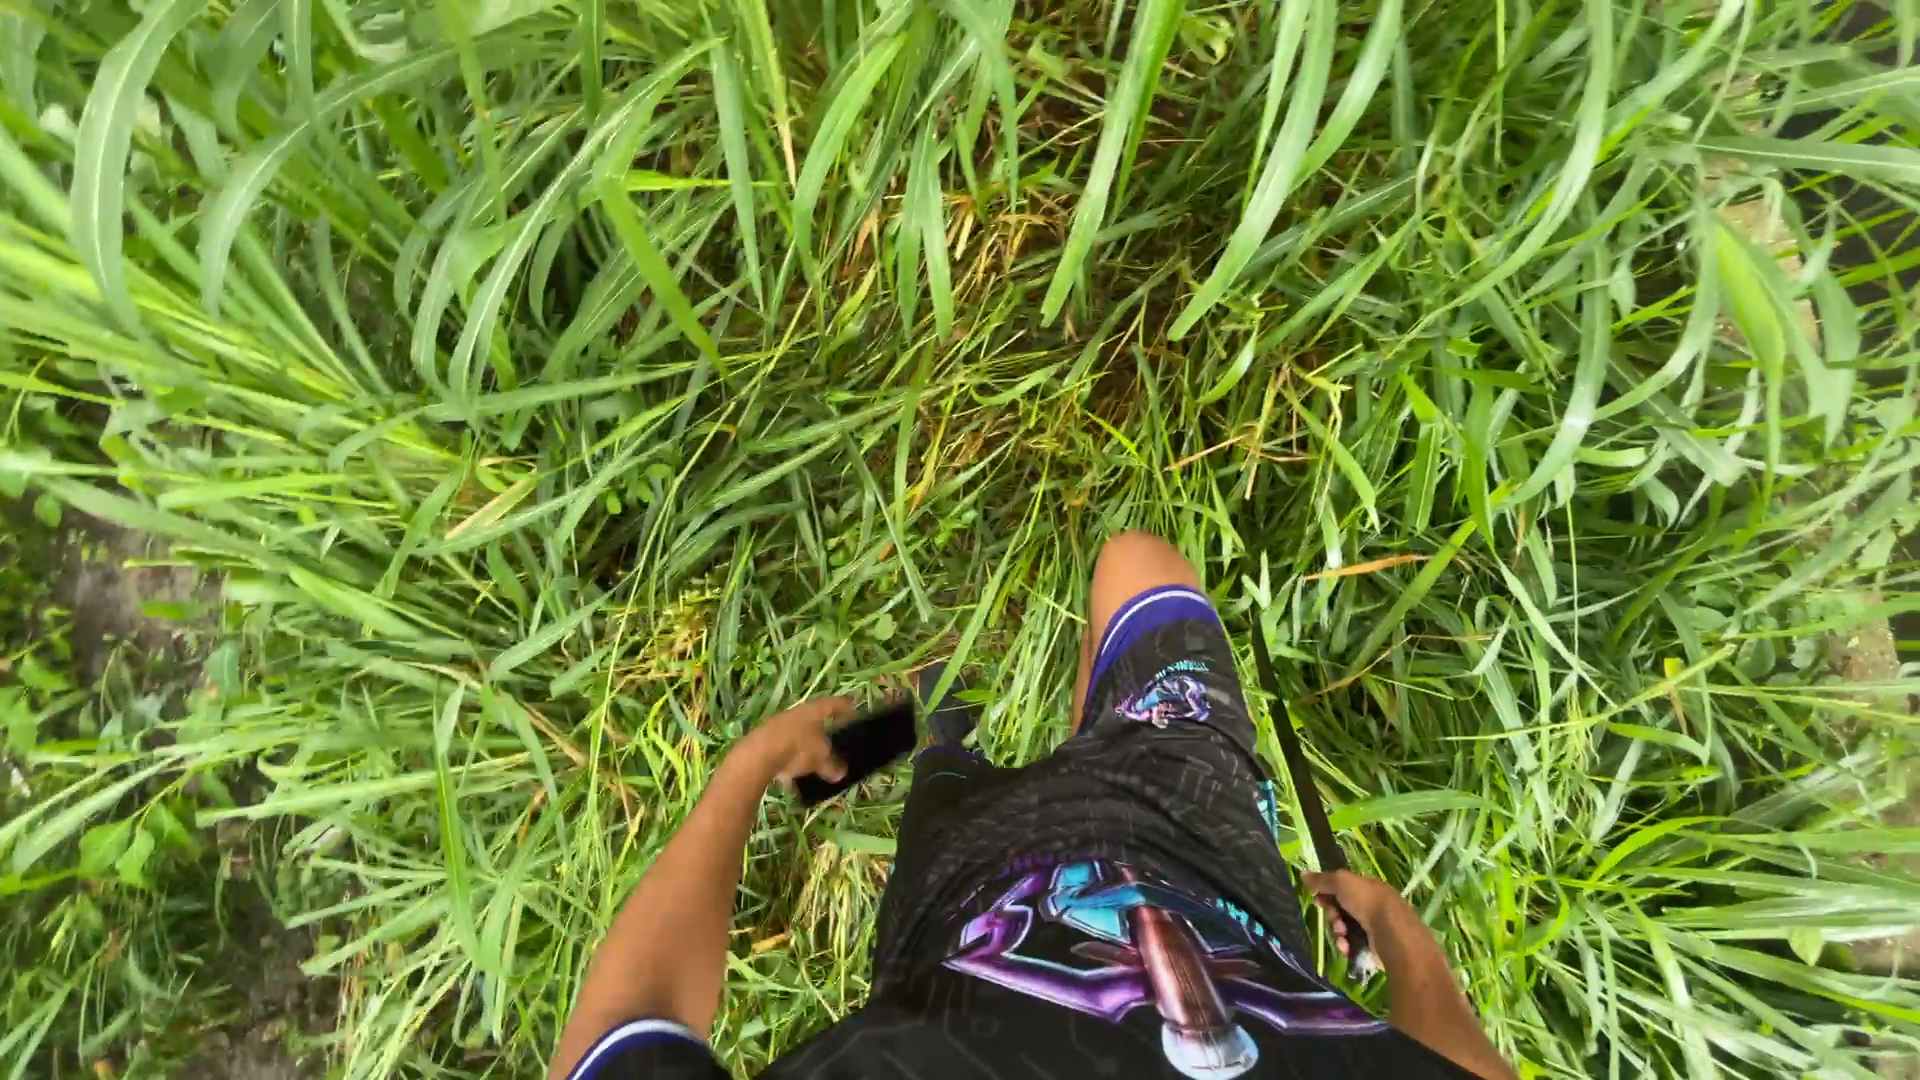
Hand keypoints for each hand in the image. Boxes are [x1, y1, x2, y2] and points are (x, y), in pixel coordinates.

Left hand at [737, 696, 850, 785]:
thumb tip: (841, 773)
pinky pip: (784, 750)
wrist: (756, 756)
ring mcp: (778, 726)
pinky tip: (791, 777)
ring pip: (798, 735)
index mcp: (813, 711)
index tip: (854, 710)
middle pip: (814, 719)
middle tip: (834, 740)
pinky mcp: (764, 741)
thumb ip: (832, 765)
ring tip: (813, 762)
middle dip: (824, 730)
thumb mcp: (821, 758)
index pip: (834, 704)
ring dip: (806, 747)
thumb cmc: (797, 748)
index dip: (845, 707)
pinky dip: (790, 760)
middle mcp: (796, 714)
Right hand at [1300, 869, 1417, 958]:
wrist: (1393, 935)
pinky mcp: (1375, 948)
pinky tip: (1347, 947)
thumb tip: (1303, 874)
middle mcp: (1373, 907)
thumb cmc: (1368, 902)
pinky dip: (1346, 945)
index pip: (1343, 888)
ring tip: (1342, 936)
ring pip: (1345, 928)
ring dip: (1337, 931)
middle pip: (1342, 909)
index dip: (1328, 892)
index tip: (1318, 898)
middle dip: (1333, 915)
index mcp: (1369, 887)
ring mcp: (1376, 928)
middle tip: (1333, 919)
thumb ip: (1322, 879)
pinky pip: (1353, 945)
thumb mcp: (1341, 881)